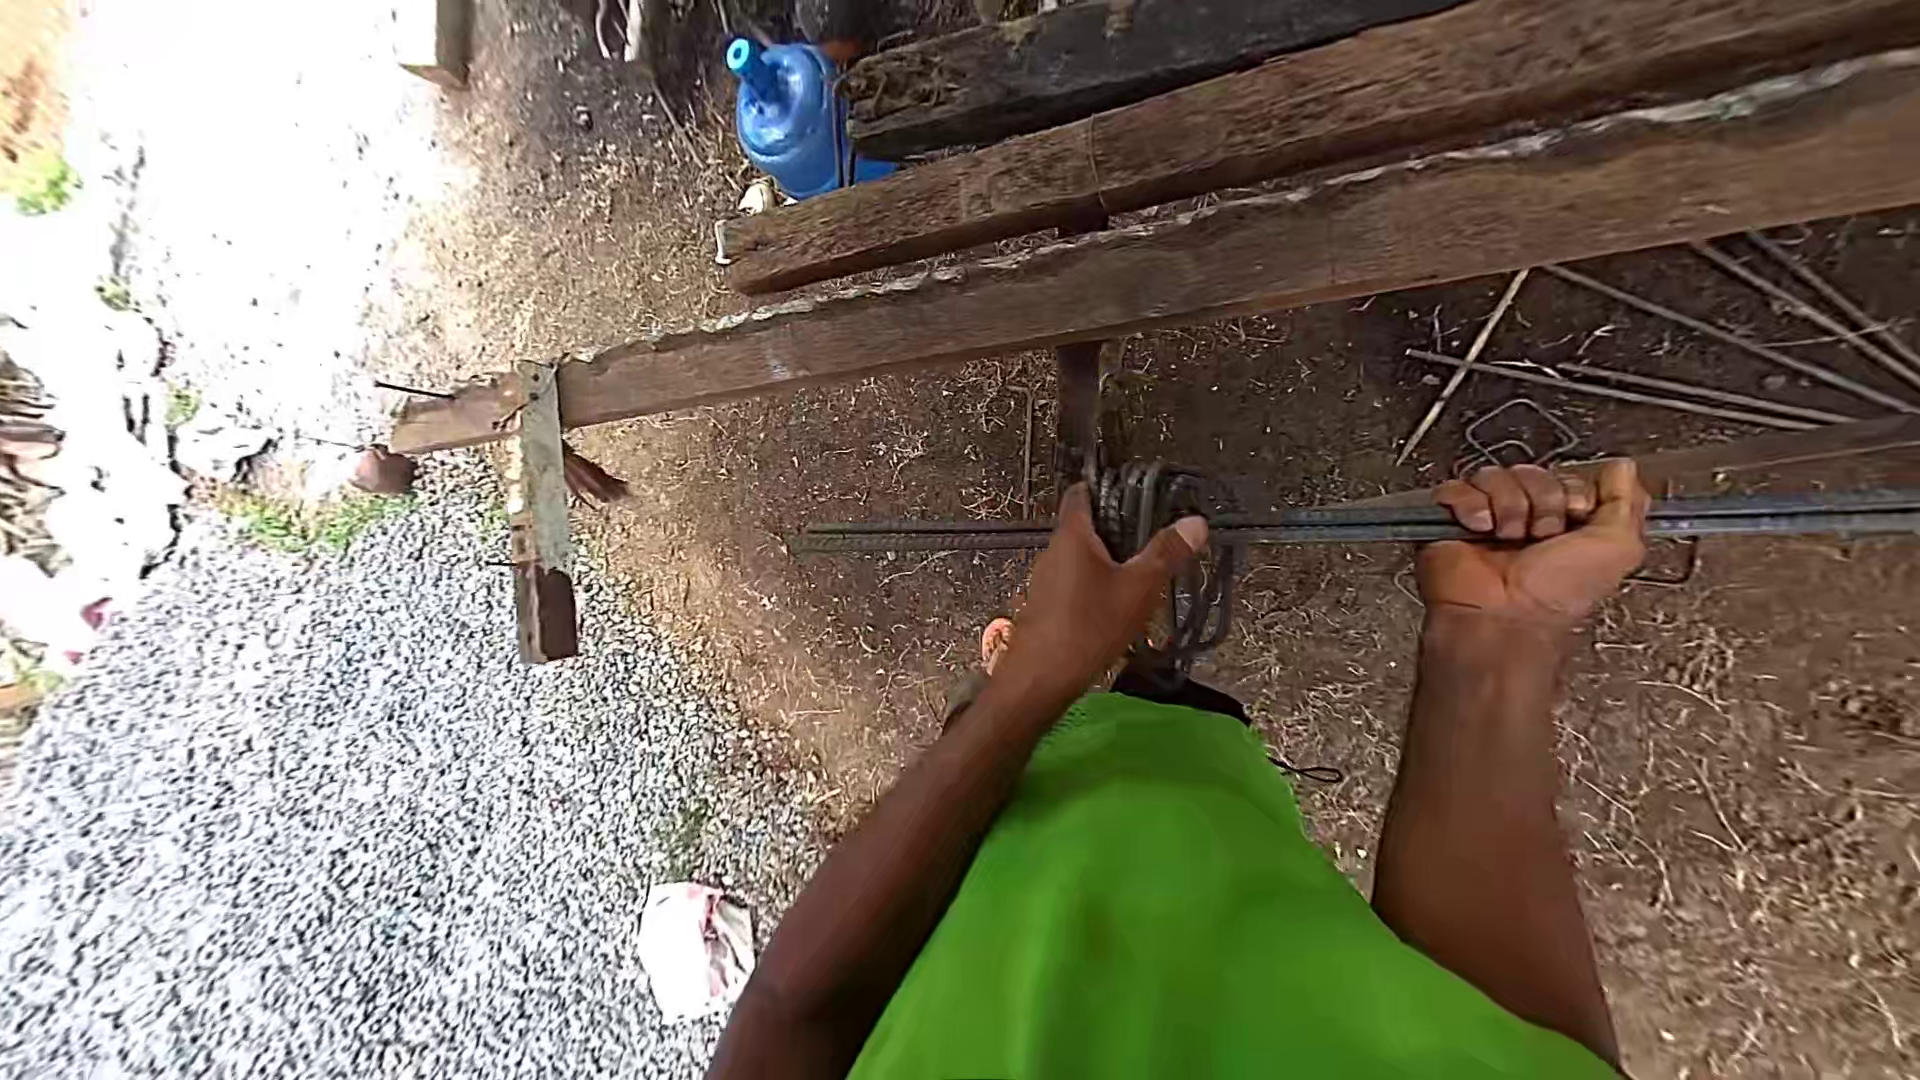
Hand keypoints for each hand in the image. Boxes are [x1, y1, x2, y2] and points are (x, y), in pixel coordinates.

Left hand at [994, 484, 1207, 702]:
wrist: (1041, 678)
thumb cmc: (1089, 625)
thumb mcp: (1138, 588)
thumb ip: (1166, 553)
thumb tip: (1195, 522)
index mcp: (1071, 535)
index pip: (1080, 493)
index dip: (1106, 487)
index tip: (1136, 495)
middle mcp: (1052, 552)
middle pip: (1084, 527)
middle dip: (1116, 530)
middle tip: (1151, 539)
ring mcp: (1044, 580)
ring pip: (1079, 558)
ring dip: (1107, 561)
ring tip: (1140, 575)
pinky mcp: (1044, 605)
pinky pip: (1072, 583)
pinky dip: (1094, 585)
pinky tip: (1114, 607)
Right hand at [1419, 460, 1648, 630]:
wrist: (1503, 611)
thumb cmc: (1558, 592)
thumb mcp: (1618, 549)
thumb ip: (1625, 503)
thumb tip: (1621, 466)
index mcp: (1559, 520)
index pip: (1563, 476)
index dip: (1571, 492)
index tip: (1574, 518)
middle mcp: (1519, 515)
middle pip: (1528, 473)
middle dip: (1539, 500)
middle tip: (1537, 534)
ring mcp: (1480, 516)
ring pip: (1491, 477)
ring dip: (1505, 505)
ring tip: (1504, 535)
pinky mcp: (1443, 520)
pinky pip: (1454, 489)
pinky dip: (1468, 505)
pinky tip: (1477, 527)